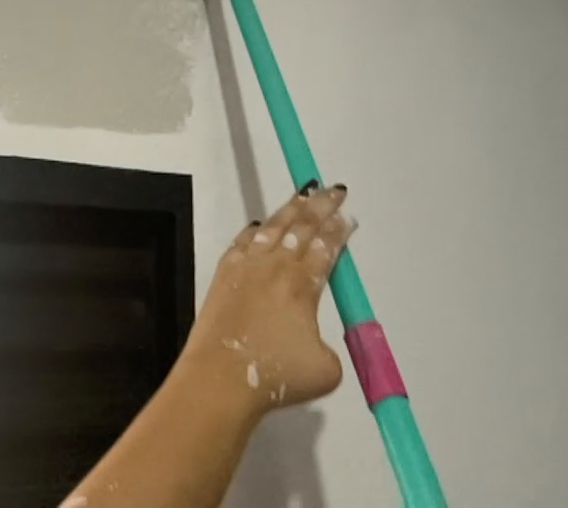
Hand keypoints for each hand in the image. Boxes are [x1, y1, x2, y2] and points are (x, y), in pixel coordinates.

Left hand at [181, 183, 355, 415]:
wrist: (220, 377)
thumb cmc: (274, 376)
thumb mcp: (325, 370)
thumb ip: (330, 350)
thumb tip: (318, 344)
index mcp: (303, 284)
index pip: (326, 247)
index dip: (338, 230)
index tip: (347, 216)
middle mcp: (276, 266)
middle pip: (303, 227)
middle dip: (321, 205)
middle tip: (333, 190)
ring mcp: (248, 266)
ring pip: (273, 226)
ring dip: (291, 209)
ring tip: (304, 195)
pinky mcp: (225, 273)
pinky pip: (243, 241)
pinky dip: (255, 230)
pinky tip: (261, 225)